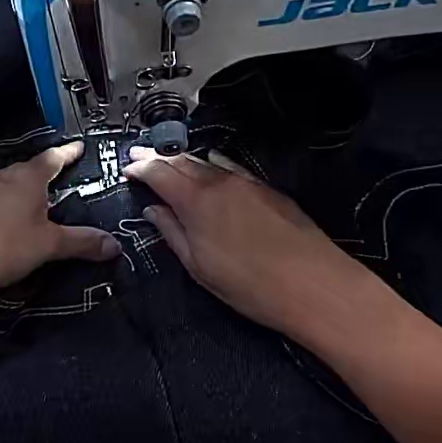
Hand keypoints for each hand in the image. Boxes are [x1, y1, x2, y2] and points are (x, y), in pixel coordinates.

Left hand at [0, 142, 119, 302]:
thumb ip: (83, 242)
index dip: (69, 153)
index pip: (54, 157)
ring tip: (43, 204)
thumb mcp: (51, 245)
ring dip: (28, 191)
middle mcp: (5, 177)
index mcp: (28, 176)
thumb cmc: (4, 245)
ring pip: (13, 185)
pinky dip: (11, 207)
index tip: (79, 147)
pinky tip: (15, 224)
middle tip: (66, 179)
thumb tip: (113, 245)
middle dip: (49, 173)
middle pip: (32, 169)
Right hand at [124, 147, 375, 336]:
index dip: (141, 168)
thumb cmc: (250, 285)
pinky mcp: (266, 189)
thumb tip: (154, 211)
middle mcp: (220, 182)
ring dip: (185, 161)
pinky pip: (231, 168)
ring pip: (207, 163)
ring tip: (170, 162)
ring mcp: (246, 182)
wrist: (312, 282)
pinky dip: (213, 165)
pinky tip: (211, 166)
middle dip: (158, 158)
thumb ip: (172, 233)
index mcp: (196, 201)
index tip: (128, 169)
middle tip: (141, 157)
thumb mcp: (199, 267)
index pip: (160, 173)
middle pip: (182, 161)